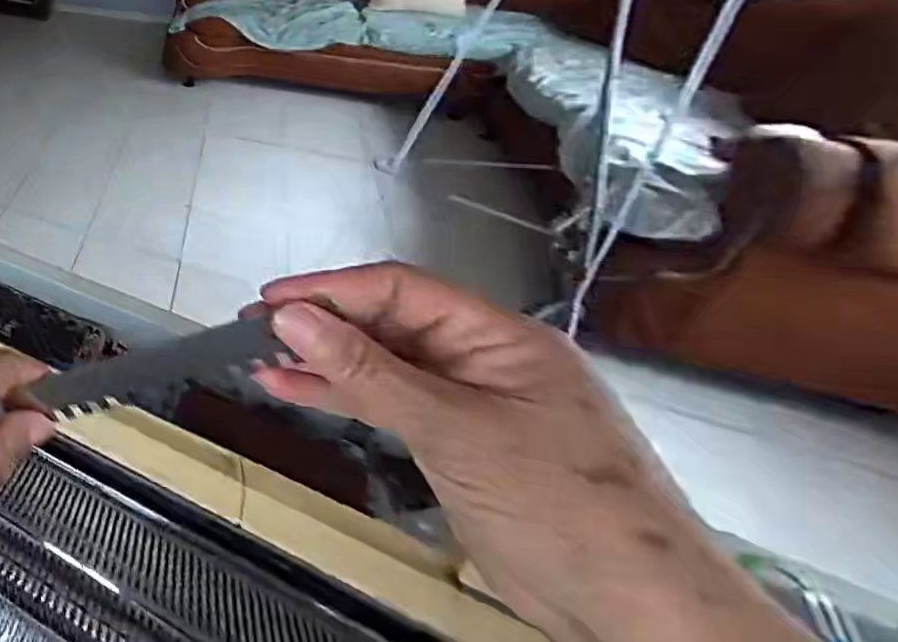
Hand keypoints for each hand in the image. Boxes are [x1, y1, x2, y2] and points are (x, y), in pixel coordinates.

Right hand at [252, 264, 806, 641]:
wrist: (641, 622)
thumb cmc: (562, 508)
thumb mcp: (454, 429)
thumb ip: (368, 370)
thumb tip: (293, 317)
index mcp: (495, 336)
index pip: (398, 290)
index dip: (331, 289)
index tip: (274, 299)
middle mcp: (476, 358)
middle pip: (384, 323)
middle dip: (320, 324)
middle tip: (255, 326)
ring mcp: (463, 400)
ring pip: (378, 364)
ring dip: (321, 361)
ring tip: (261, 358)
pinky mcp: (451, 439)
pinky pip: (386, 403)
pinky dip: (341, 396)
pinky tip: (293, 390)